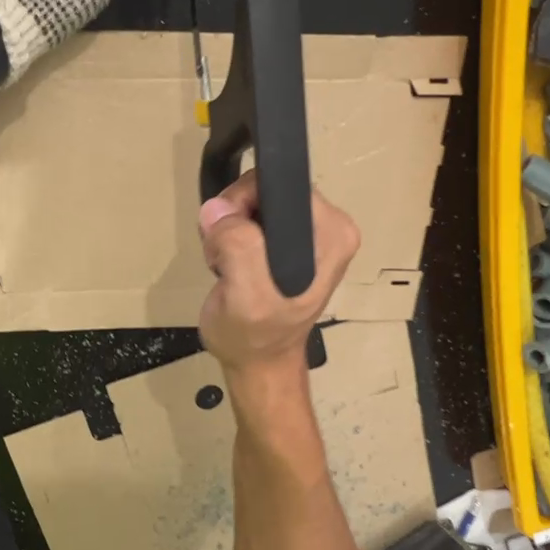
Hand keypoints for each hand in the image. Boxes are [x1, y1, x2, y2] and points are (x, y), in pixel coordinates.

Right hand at [198, 172, 360, 379]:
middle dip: (234, 216)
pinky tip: (229, 264)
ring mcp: (307, 234)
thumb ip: (237, 246)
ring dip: (228, 228)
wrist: (257, 363)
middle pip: (265, 189)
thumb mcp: (245, 295)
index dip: (245, 201)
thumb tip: (217, 210)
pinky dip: (229, 235)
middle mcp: (327, 226)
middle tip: (224, 255)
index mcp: (331, 233)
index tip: (228, 235)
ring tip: (227, 264)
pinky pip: (247, 216)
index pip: (281, 185)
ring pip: (251, 201)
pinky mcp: (285, 241)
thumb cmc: (253, 336)